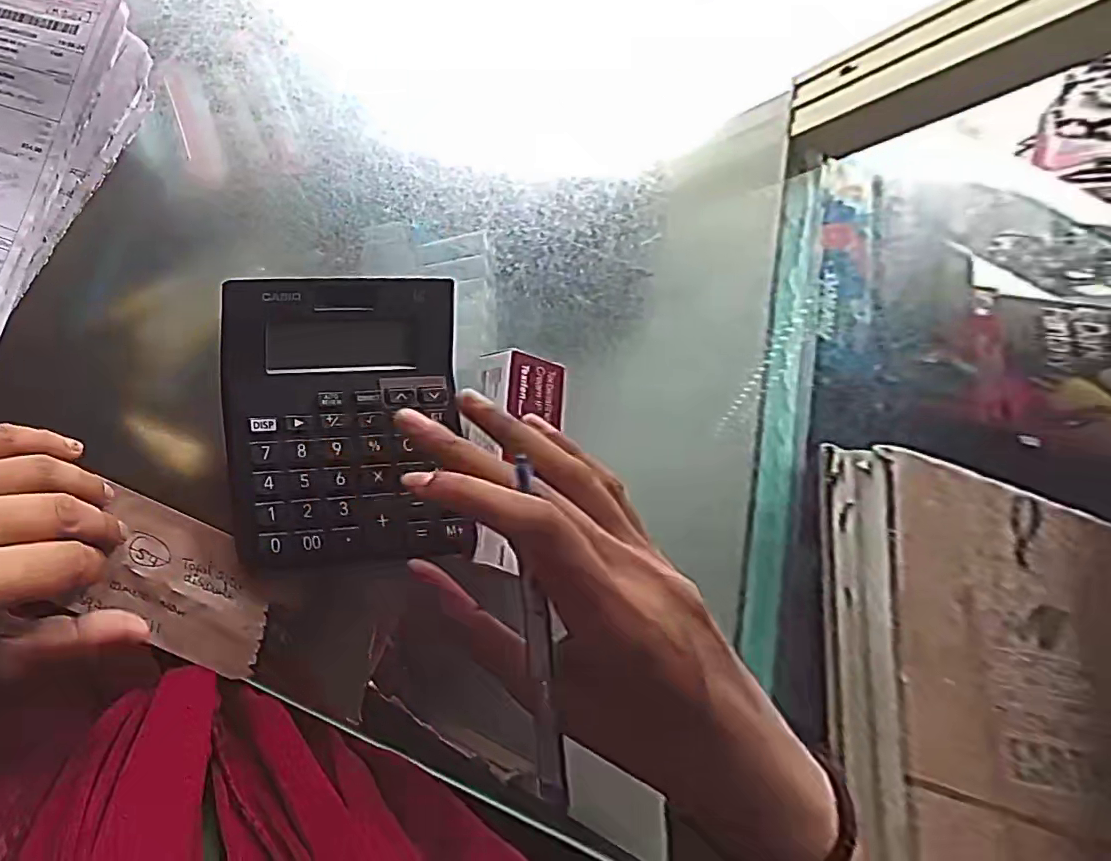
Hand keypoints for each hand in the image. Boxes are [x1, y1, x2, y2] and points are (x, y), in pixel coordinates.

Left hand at [0, 423, 149, 679]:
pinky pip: (4, 436)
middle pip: (58, 508)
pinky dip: (45, 440)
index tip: (106, 564)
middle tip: (113, 529)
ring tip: (100, 494)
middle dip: (97, 521)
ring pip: (38, 467)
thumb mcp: (3, 660)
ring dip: (82, 479)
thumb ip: (73, 642)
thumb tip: (140, 626)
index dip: (98, 561)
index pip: (67, 559)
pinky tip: (72, 452)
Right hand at [393, 397, 839, 860]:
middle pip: (541, 487)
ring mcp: (648, 553)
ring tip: (470, 403)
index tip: (419, 481)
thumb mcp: (548, 697)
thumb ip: (476, 630)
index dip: (471, 494)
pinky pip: (606, 487)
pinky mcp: (652, 550)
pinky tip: (535, 428)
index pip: (535, 525)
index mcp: (611, 612)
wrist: (748, 763)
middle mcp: (634, 568)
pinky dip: (563, 450)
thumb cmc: (650, 741)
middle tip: (418, 422)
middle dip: (468, 448)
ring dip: (515, 432)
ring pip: (576, 474)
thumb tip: (423, 575)